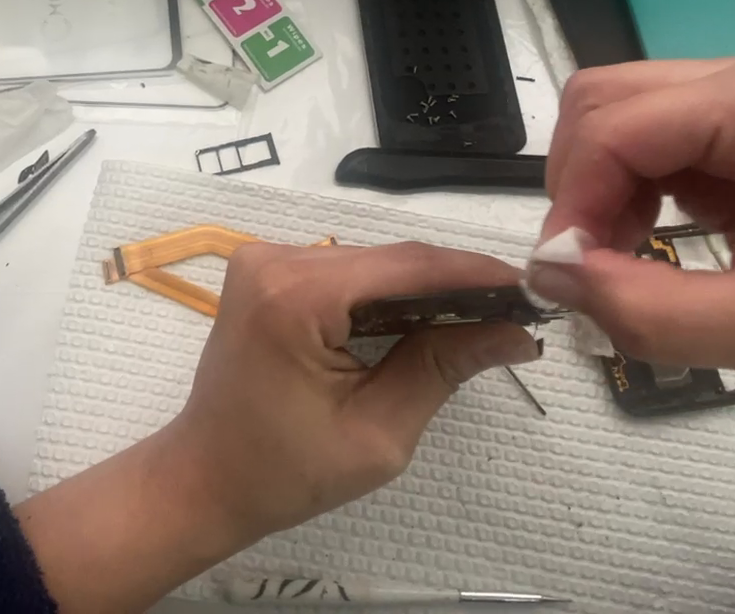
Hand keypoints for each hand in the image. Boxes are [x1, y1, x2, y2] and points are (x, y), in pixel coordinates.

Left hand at [17, 242, 536, 612]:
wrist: (205, 475)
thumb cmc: (284, 471)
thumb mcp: (377, 432)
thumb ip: (442, 368)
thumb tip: (513, 332)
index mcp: (294, 295)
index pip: (402, 266)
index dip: (470, 272)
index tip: (528, 285)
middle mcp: (274, 259)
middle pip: (384, 259)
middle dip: (450, 282)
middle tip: (513, 309)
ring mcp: (263, 259)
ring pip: (365, 261)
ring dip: (419, 286)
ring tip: (480, 312)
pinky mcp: (263, 269)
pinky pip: (339, 270)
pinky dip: (382, 291)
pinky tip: (421, 314)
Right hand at [529, 47, 734, 443]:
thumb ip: (642, 307)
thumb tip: (542, 275)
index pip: (618, 123)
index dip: (572, 197)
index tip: (566, 275)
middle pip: (612, 101)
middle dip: (580, 182)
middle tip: (590, 262)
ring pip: (631, 118)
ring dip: (605, 188)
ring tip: (626, 260)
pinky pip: (667, 143)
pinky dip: (638, 192)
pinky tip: (659, 242)